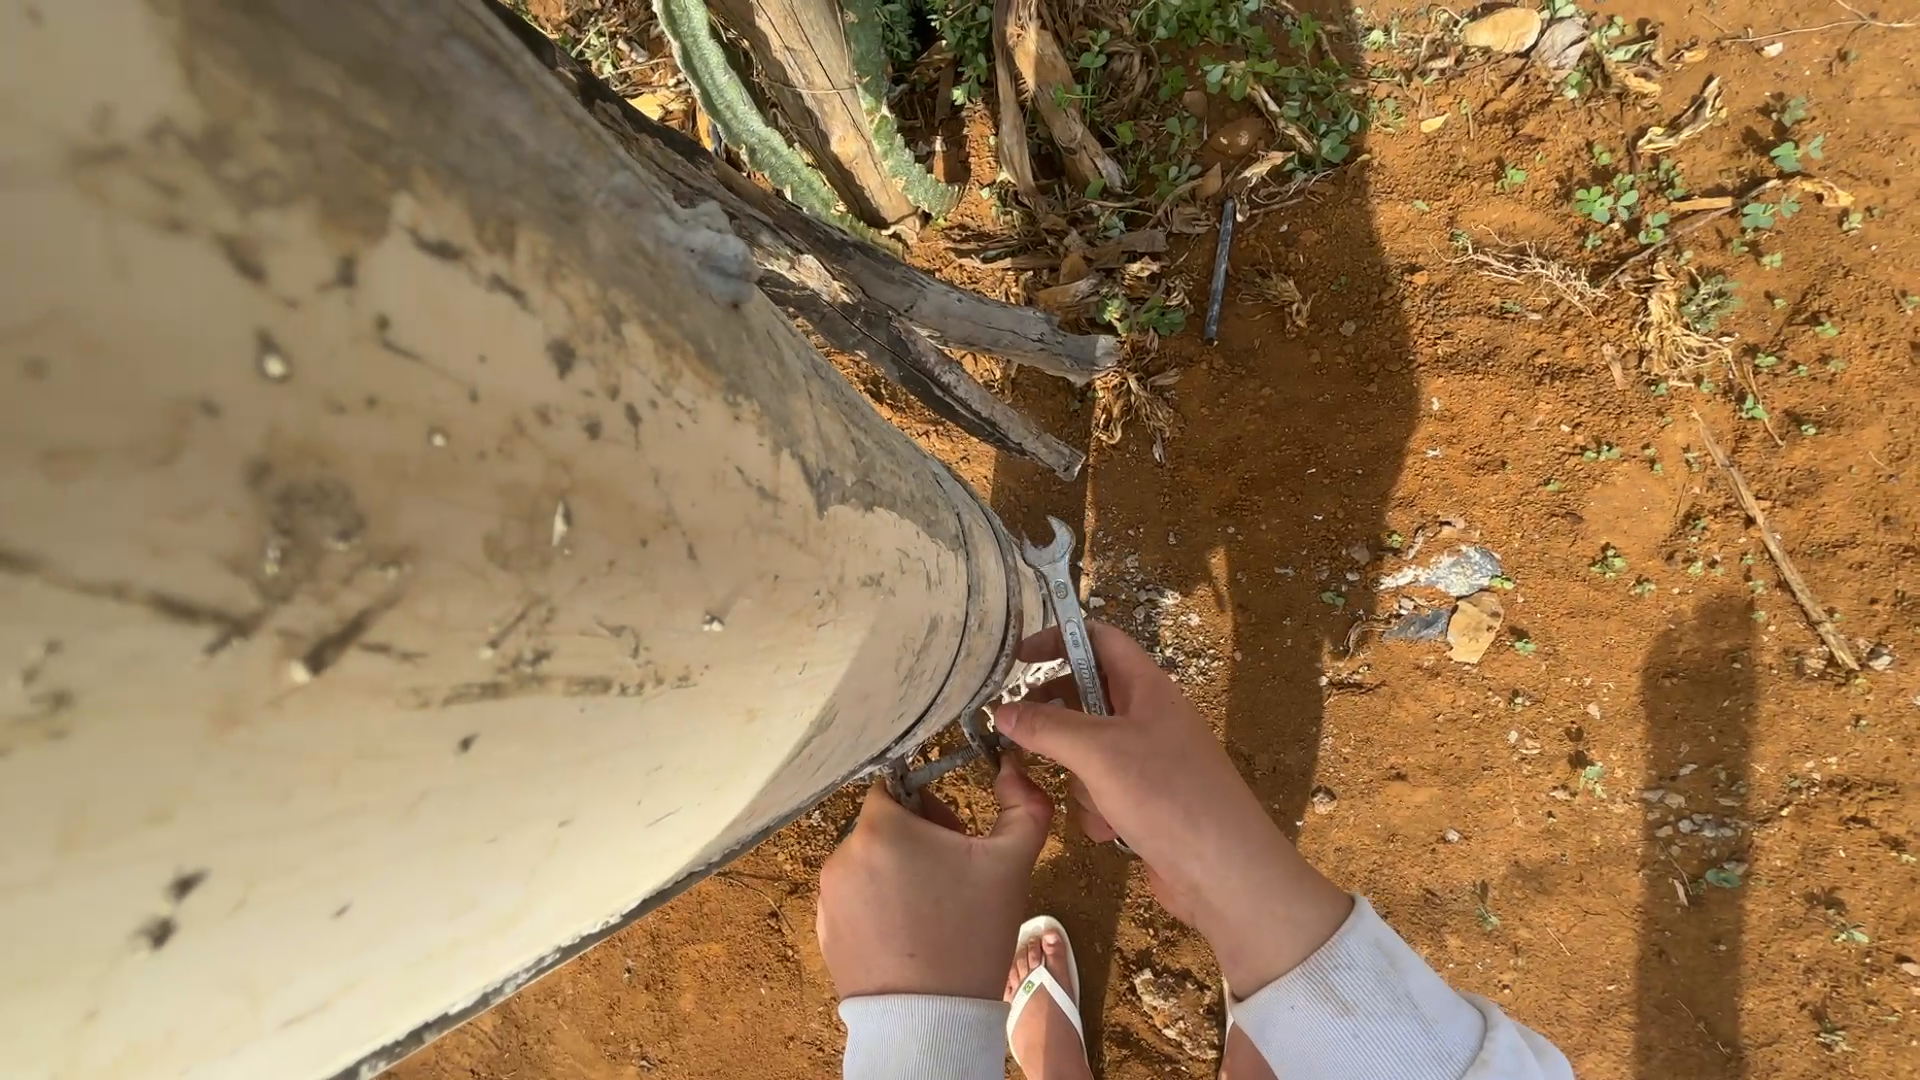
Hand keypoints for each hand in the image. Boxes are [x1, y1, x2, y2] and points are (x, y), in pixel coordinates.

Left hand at [815, 758, 1052, 999]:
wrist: (932, 1025)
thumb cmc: (971, 934)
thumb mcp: (1011, 863)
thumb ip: (1023, 805)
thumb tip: (1013, 768)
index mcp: (881, 827)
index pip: (898, 786)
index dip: (930, 806)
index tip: (953, 837)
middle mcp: (843, 853)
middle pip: (884, 824)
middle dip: (917, 839)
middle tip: (951, 877)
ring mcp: (829, 895)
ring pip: (870, 860)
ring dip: (898, 871)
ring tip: (931, 911)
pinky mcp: (825, 930)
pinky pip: (855, 896)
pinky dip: (878, 904)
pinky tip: (907, 935)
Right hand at [992, 623, 1351, 994]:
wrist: (1226, 875)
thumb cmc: (1166, 794)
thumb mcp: (1098, 752)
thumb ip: (1045, 726)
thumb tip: (999, 710)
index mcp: (1147, 686)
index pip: (1098, 639)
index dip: (1057, 639)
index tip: (1017, 658)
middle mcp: (1148, 716)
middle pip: (1086, 697)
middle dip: (1056, 719)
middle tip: (1022, 732)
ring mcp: (1148, 759)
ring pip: (1088, 749)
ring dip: (1080, 776)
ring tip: (1094, 798)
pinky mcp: (1146, 799)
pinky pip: (1102, 788)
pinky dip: (1098, 807)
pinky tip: (1111, 830)